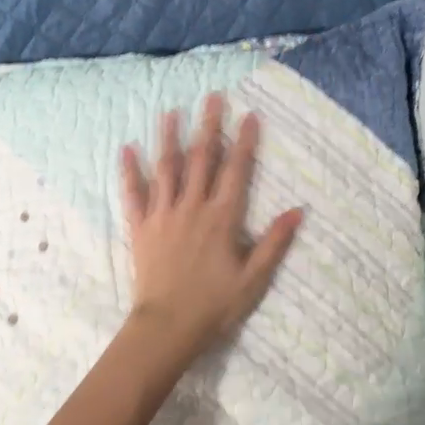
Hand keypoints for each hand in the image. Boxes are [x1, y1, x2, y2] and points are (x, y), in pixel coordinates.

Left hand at [119, 94, 303, 362]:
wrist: (166, 327)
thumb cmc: (214, 306)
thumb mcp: (253, 279)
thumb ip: (274, 243)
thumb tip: (297, 211)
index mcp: (222, 218)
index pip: (237, 171)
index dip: (245, 142)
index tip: (250, 115)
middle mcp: (192, 207)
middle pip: (201, 158)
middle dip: (208, 125)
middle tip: (212, 96)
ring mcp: (163, 214)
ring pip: (166, 168)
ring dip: (169, 137)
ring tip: (171, 111)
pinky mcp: (140, 227)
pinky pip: (133, 193)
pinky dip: (129, 170)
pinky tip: (126, 148)